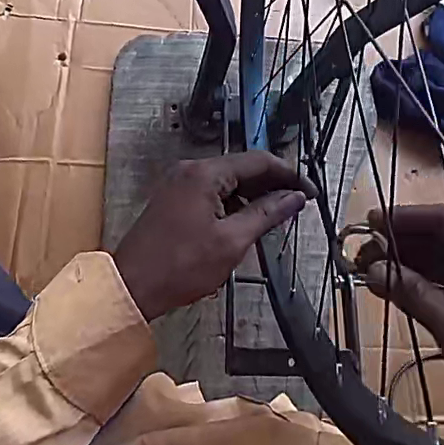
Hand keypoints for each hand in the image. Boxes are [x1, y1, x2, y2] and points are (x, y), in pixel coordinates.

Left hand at [113, 153, 314, 320]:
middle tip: (298, 204)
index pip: (257, 160)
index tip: (310, 192)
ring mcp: (178, 183)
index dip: (288, 174)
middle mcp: (190, 170)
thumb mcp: (232, 241)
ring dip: (253, 194)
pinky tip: (247, 220)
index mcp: (204, 174)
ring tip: (277, 215)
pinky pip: (211, 191)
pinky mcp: (173, 198)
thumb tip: (294, 198)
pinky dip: (232, 201)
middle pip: (241, 167)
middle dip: (272, 184)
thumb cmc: (180, 265)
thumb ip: (266, 214)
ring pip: (226, 180)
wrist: (133, 283)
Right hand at [355, 205, 443, 444]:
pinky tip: (387, 290)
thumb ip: (417, 296)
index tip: (374, 222)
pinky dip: (412, 290)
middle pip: (441, 244)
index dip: (409, 218)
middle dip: (400, 243)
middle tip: (363, 251)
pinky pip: (439, 294)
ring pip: (437, 269)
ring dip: (402, 267)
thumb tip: (375, 270)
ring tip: (367, 271)